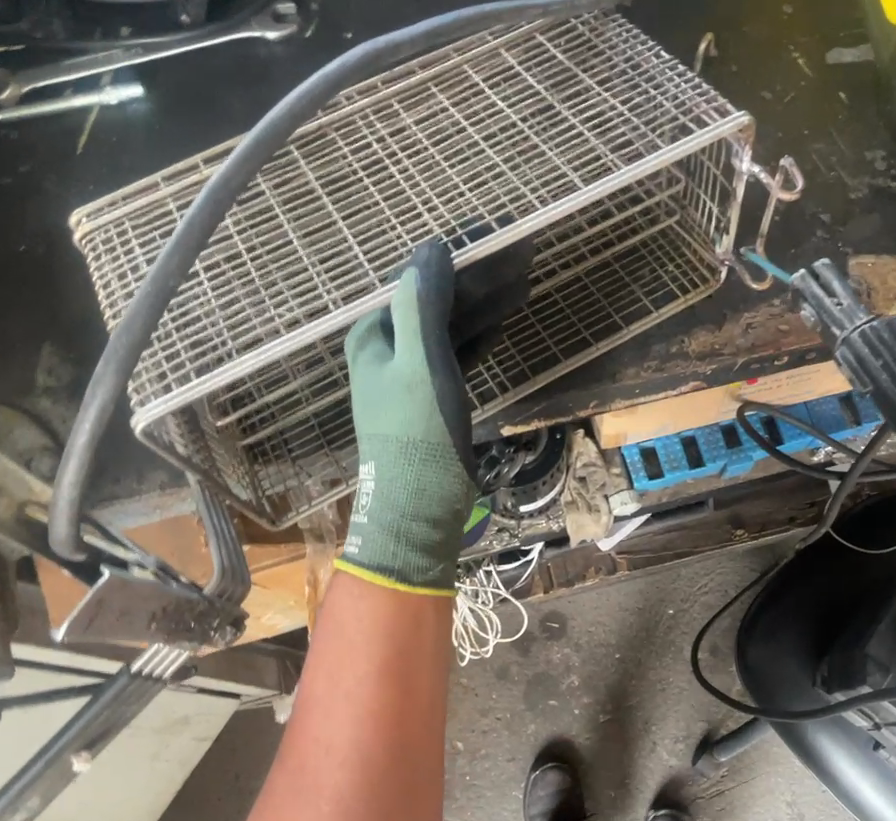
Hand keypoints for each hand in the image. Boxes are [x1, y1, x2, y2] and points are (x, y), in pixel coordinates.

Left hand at [337, 240, 503, 594]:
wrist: (419, 508)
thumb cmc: (417, 434)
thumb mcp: (419, 363)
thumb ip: (421, 303)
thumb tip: (432, 247)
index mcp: (374, 336)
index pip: (417, 280)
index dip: (458, 258)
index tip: (498, 237)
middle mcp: (387, 352)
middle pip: (434, 302)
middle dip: (474, 280)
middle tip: (520, 255)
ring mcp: (410, 378)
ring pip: (448, 328)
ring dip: (481, 306)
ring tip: (521, 282)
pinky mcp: (432, 402)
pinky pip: (456, 355)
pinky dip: (477, 338)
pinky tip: (501, 325)